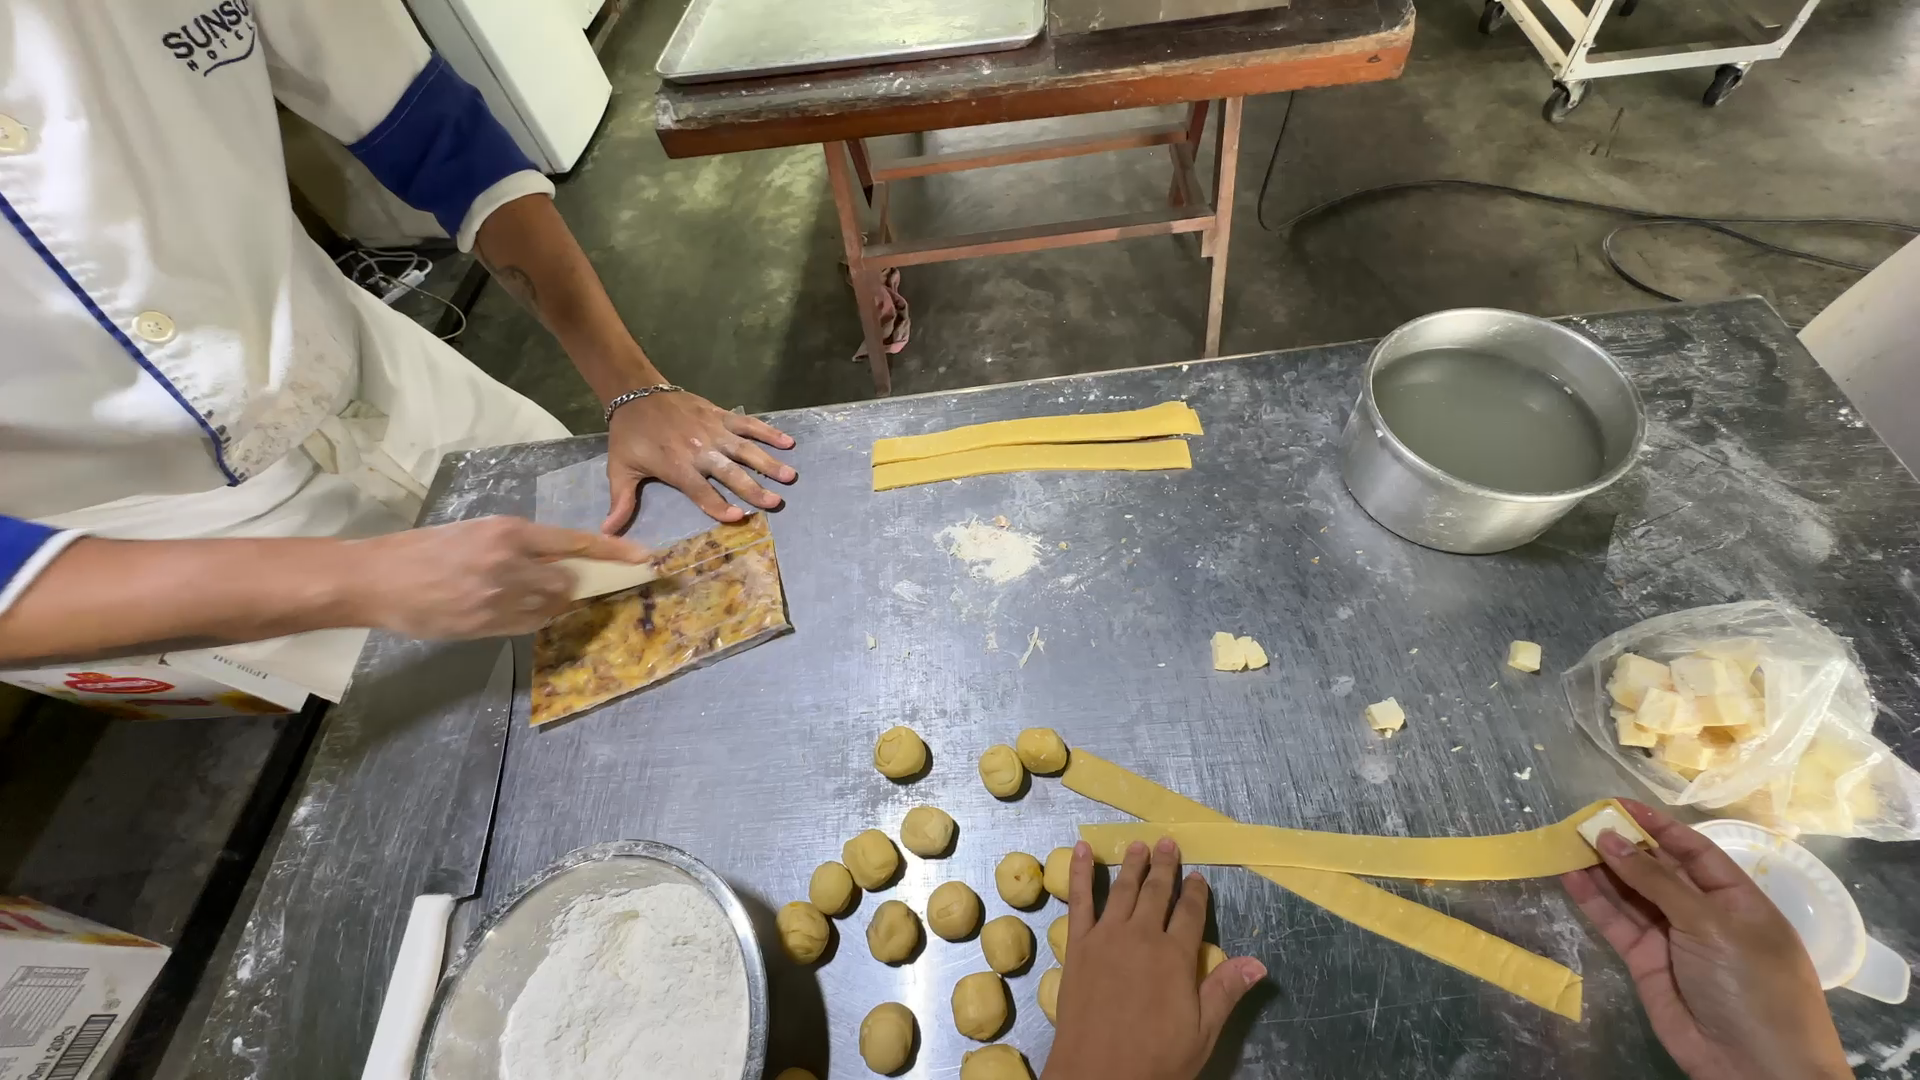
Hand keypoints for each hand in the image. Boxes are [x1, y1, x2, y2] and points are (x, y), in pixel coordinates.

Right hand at [341, 516, 647, 638]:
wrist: (373, 580)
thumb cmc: (426, 549)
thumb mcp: (479, 532)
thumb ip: (523, 546)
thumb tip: (563, 562)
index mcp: (509, 532)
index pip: (577, 542)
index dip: (615, 551)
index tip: (645, 558)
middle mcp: (511, 564)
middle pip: (570, 581)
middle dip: (576, 584)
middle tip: (573, 583)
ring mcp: (499, 598)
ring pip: (553, 606)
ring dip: (554, 603)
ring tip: (528, 595)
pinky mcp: (487, 625)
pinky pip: (531, 624)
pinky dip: (535, 618)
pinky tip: (517, 609)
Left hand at [603, 391, 796, 531]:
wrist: (635, 393)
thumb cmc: (630, 436)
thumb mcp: (620, 469)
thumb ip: (621, 501)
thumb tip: (607, 534)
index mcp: (677, 465)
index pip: (701, 490)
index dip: (718, 504)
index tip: (738, 517)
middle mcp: (700, 449)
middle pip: (730, 472)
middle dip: (754, 487)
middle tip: (775, 501)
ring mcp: (714, 430)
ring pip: (745, 449)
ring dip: (768, 462)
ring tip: (789, 476)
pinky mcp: (721, 415)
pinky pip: (748, 424)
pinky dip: (768, 432)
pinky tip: (788, 442)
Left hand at [1044, 839, 1265, 1079]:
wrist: (1098, 1074)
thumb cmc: (1156, 1060)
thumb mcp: (1202, 1033)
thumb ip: (1225, 991)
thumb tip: (1258, 962)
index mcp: (1175, 956)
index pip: (1191, 913)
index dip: (1197, 893)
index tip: (1200, 877)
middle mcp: (1142, 935)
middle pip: (1157, 892)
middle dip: (1166, 866)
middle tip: (1169, 842)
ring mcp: (1107, 935)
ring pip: (1123, 889)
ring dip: (1132, 864)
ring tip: (1139, 844)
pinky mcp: (1079, 942)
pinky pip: (1080, 898)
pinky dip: (1080, 871)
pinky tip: (1081, 849)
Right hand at [1561, 801, 1849, 1079]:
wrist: (1754, 1069)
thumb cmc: (1753, 989)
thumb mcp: (1712, 927)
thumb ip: (1656, 881)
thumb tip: (1608, 837)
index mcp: (1738, 903)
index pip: (1695, 852)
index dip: (1658, 826)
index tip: (1617, 804)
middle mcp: (1703, 915)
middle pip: (1656, 868)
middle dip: (1621, 844)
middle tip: (1580, 821)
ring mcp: (1672, 937)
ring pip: (1628, 891)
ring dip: (1599, 867)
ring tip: (1564, 841)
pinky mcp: (1643, 957)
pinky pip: (1613, 919)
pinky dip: (1590, 897)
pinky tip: (1567, 874)